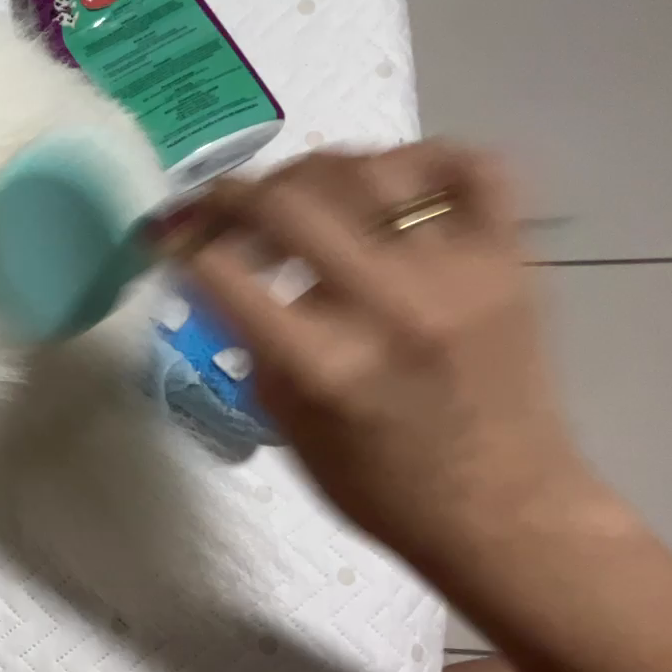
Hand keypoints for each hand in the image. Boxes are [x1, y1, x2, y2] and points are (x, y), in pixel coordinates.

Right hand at [165, 142, 603, 570]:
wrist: (501, 510)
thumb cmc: (370, 482)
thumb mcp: (280, 418)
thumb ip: (251, 339)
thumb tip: (222, 273)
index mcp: (322, 363)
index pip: (223, 270)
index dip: (177, 242)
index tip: (160, 236)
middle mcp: (391, 305)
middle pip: (287, 204)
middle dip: (227, 196)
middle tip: (206, 207)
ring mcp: (461, 272)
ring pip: (369, 171)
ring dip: (305, 173)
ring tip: (284, 197)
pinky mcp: (512, 260)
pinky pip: (470, 168)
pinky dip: (414, 161)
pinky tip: (376, 182)